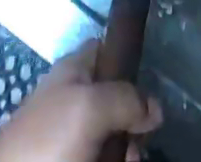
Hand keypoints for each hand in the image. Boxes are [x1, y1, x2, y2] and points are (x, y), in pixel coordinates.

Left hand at [0, 40, 162, 161]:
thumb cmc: (46, 142)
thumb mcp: (89, 106)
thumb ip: (126, 98)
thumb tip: (154, 109)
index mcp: (73, 72)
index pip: (106, 49)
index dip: (128, 62)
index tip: (145, 86)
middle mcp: (73, 100)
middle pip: (118, 101)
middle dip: (133, 122)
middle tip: (133, 144)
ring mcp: (72, 137)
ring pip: (113, 136)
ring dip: (126, 152)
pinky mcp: (73, 161)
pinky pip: (103, 157)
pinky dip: (113, 161)